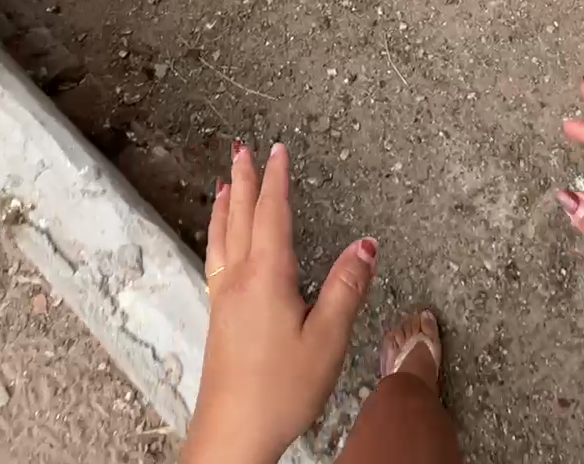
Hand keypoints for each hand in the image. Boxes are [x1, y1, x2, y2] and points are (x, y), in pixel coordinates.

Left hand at [183, 142, 377, 463]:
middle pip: (242, 216)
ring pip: (223, 236)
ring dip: (227, 204)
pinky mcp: (219, 317)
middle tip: (242, 149)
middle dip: (246, 179)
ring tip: (227, 182)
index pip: (273, 213)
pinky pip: (217, 257)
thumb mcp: (328, 340)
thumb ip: (346, 288)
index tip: (278, 149)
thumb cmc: (280, 391)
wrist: (231, 437)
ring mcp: (224, 298)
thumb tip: (367, 245)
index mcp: (267, 276)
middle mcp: (240, 279)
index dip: (277, 178)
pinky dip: (219, 233)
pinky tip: (222, 241)